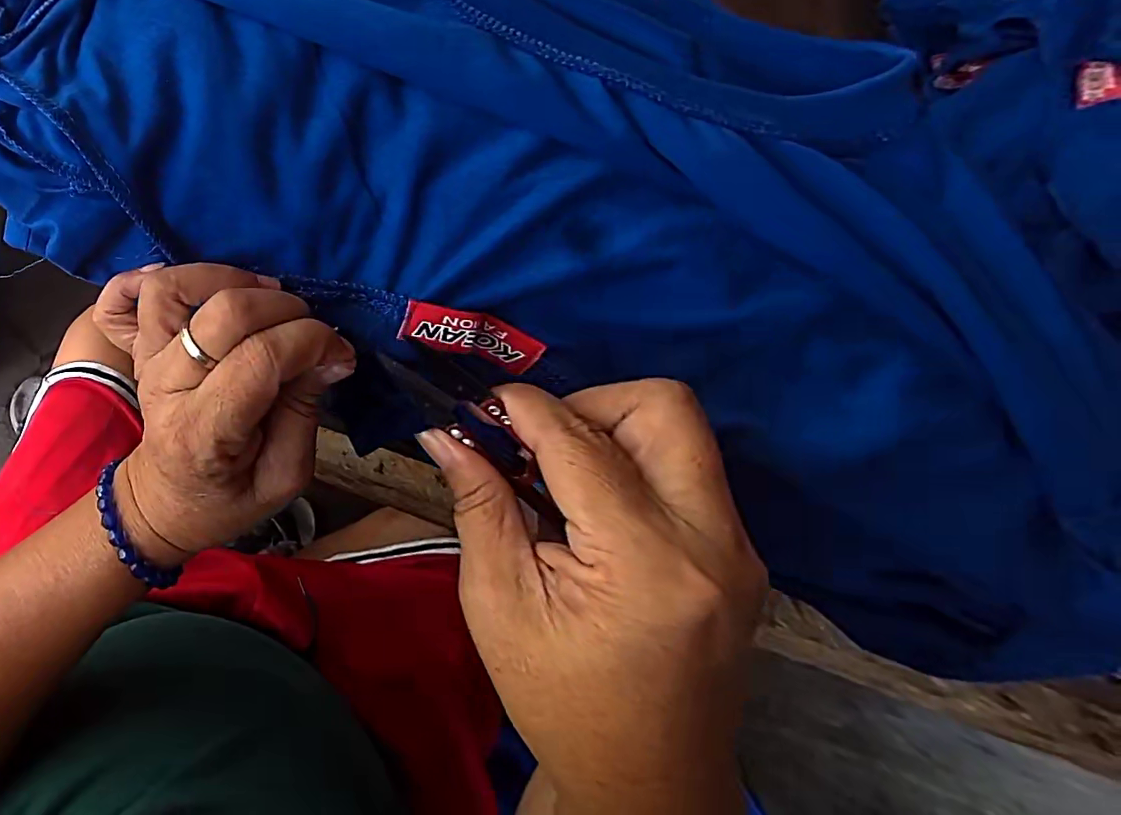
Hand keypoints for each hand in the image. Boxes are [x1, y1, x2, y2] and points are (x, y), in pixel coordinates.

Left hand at [94, 264, 355, 563]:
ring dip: (227, 279)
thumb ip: (304, 410)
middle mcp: (167, 386)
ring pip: (172, 290)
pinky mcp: (142, 345)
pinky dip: (177, 277)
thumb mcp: (283, 476)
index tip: (339, 351)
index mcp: (204, 431)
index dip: (310, 341)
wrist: (164, 499)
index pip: (259, 358)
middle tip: (310, 326)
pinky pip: (142, 292)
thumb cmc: (227, 497)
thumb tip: (330, 353)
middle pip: (222, 314)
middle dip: (282, 307)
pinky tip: (216, 286)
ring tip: (265, 294)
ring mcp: (147, 360)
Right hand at [417, 381, 766, 814]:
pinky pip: (682, 468)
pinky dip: (624, 458)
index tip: (477, 408)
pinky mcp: (735, 555)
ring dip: (604, 427)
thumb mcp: (497, 600)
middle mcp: (711, 542)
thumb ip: (478, 503)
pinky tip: (580, 500)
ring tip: (549, 469)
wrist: (647, 783)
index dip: (521, 407)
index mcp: (646, 561)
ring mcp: (735, 548)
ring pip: (678, 431)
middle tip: (529, 441)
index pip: (580, 441)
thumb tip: (442, 434)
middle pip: (663, 407)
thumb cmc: (558, 697)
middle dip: (583, 402)